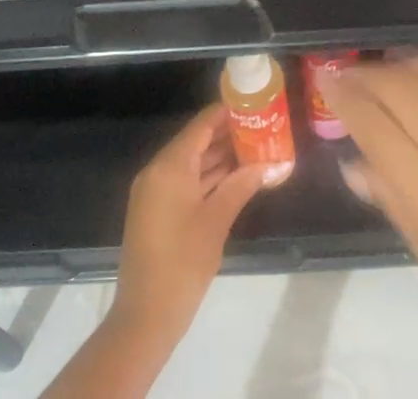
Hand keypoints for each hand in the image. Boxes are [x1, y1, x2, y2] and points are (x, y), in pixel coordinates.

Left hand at [112, 104, 265, 336]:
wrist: (147, 313)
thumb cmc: (183, 262)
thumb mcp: (217, 220)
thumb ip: (242, 185)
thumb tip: (271, 163)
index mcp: (169, 167)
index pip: (201, 126)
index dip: (227, 113)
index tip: (256, 104)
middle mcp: (158, 172)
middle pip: (196, 142)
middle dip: (229, 135)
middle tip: (265, 128)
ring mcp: (155, 193)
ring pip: (193, 163)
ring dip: (222, 157)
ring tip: (259, 148)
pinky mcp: (158, 211)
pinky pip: (186, 182)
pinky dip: (210, 178)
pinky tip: (238, 177)